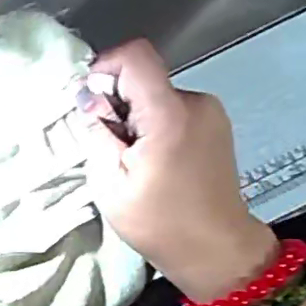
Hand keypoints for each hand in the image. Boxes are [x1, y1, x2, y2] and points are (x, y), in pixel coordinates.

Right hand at [74, 39, 279, 301]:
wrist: (217, 250)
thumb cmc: (161, 225)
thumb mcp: (111, 187)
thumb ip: (97, 136)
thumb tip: (89, 103)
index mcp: (169, 116)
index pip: (135, 56)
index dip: (104, 67)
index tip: (90, 101)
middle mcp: (196, 103)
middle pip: (144, 79)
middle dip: (118, 105)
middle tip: (110, 148)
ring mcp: (210, 112)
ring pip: (157, 96)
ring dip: (136, 119)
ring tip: (134, 163)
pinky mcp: (216, 124)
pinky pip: (173, 111)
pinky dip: (155, 127)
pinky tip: (155, 163)